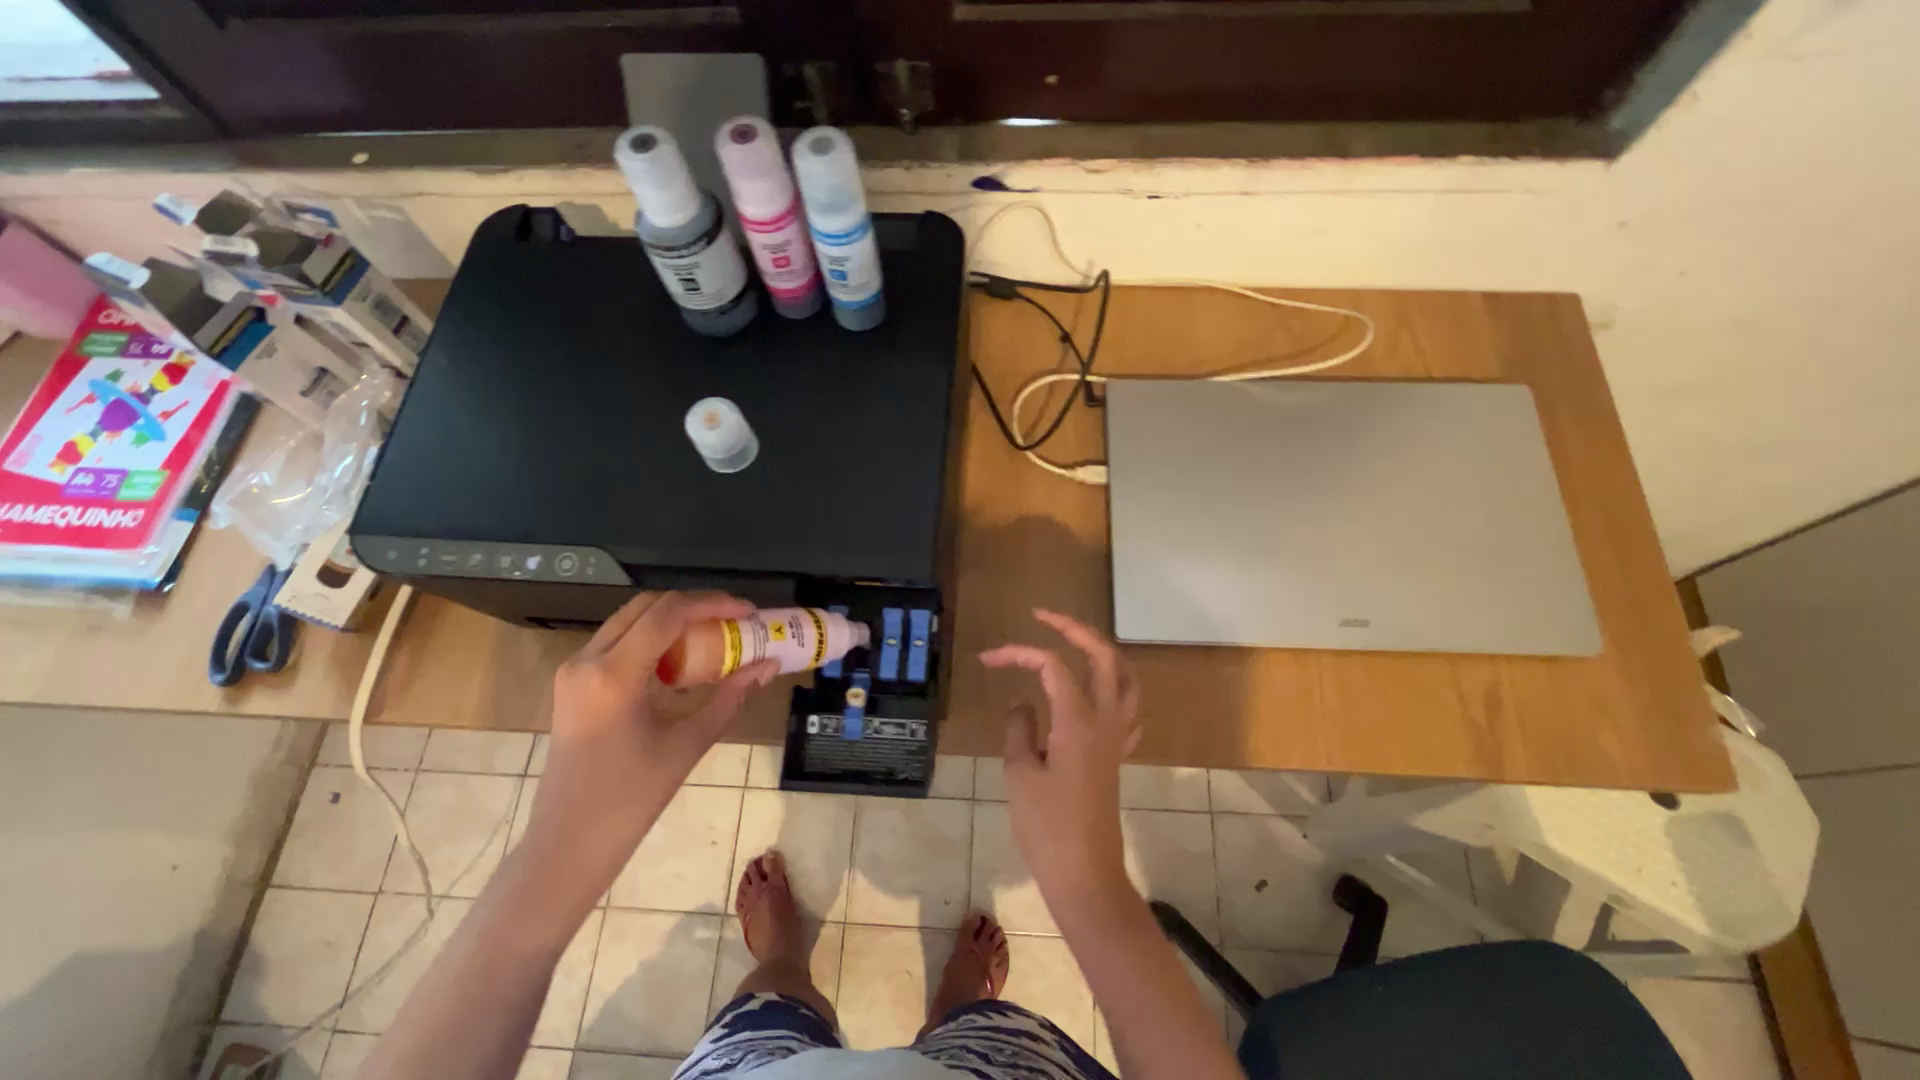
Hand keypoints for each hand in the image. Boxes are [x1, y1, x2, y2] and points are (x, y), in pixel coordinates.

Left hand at [526, 591, 777, 876]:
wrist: (569, 841)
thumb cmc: (631, 799)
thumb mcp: (688, 745)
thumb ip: (730, 698)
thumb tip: (768, 666)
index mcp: (614, 675)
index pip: (667, 613)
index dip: (713, 604)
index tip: (749, 612)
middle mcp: (587, 660)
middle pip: (646, 606)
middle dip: (695, 606)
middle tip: (735, 621)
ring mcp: (574, 670)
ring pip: (629, 620)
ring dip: (673, 620)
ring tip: (714, 637)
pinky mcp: (572, 683)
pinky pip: (617, 642)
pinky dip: (652, 640)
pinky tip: (680, 662)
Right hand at [980, 610, 1142, 902]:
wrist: (1085, 873)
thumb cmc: (1046, 827)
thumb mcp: (1020, 773)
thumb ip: (1020, 729)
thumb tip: (1024, 705)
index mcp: (1078, 719)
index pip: (1052, 665)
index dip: (1019, 653)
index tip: (987, 658)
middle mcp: (1106, 719)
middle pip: (1102, 656)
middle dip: (1074, 629)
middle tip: (1043, 618)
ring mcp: (1118, 738)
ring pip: (1125, 678)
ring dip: (1103, 653)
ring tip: (1077, 645)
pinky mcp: (1118, 756)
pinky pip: (1129, 710)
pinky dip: (1115, 689)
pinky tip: (1098, 693)